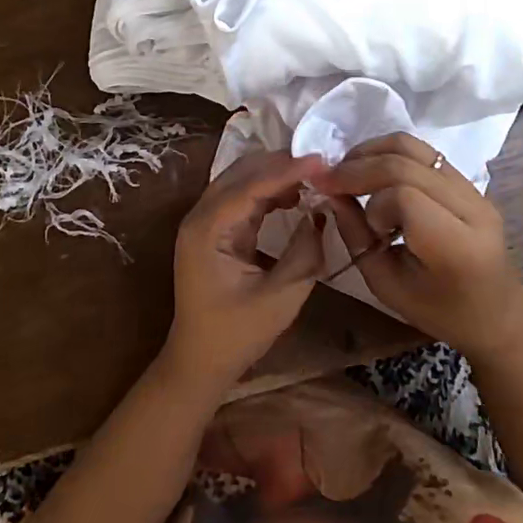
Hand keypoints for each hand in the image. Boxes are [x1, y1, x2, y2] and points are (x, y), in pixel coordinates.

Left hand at [166, 151, 328, 386]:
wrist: (199, 361)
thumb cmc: (237, 334)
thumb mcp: (281, 298)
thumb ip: (304, 253)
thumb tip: (321, 215)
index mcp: (207, 230)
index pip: (251, 185)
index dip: (288, 170)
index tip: (323, 161)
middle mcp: (200, 216)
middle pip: (241, 172)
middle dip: (281, 164)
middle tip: (323, 164)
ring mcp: (204, 221)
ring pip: (241, 179)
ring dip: (275, 174)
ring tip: (314, 177)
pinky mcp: (214, 229)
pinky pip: (242, 196)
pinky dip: (268, 190)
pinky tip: (294, 196)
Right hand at [318, 133, 522, 361]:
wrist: (496, 312)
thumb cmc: (439, 311)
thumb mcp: (387, 286)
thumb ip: (358, 238)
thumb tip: (332, 195)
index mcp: (456, 246)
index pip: (405, 196)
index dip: (372, 202)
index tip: (355, 217)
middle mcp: (471, 209)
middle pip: (406, 163)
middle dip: (359, 167)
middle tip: (328, 180)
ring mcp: (474, 190)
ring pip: (414, 147)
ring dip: (371, 151)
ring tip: (346, 170)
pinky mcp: (468, 181)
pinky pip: (423, 152)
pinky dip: (388, 154)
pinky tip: (370, 170)